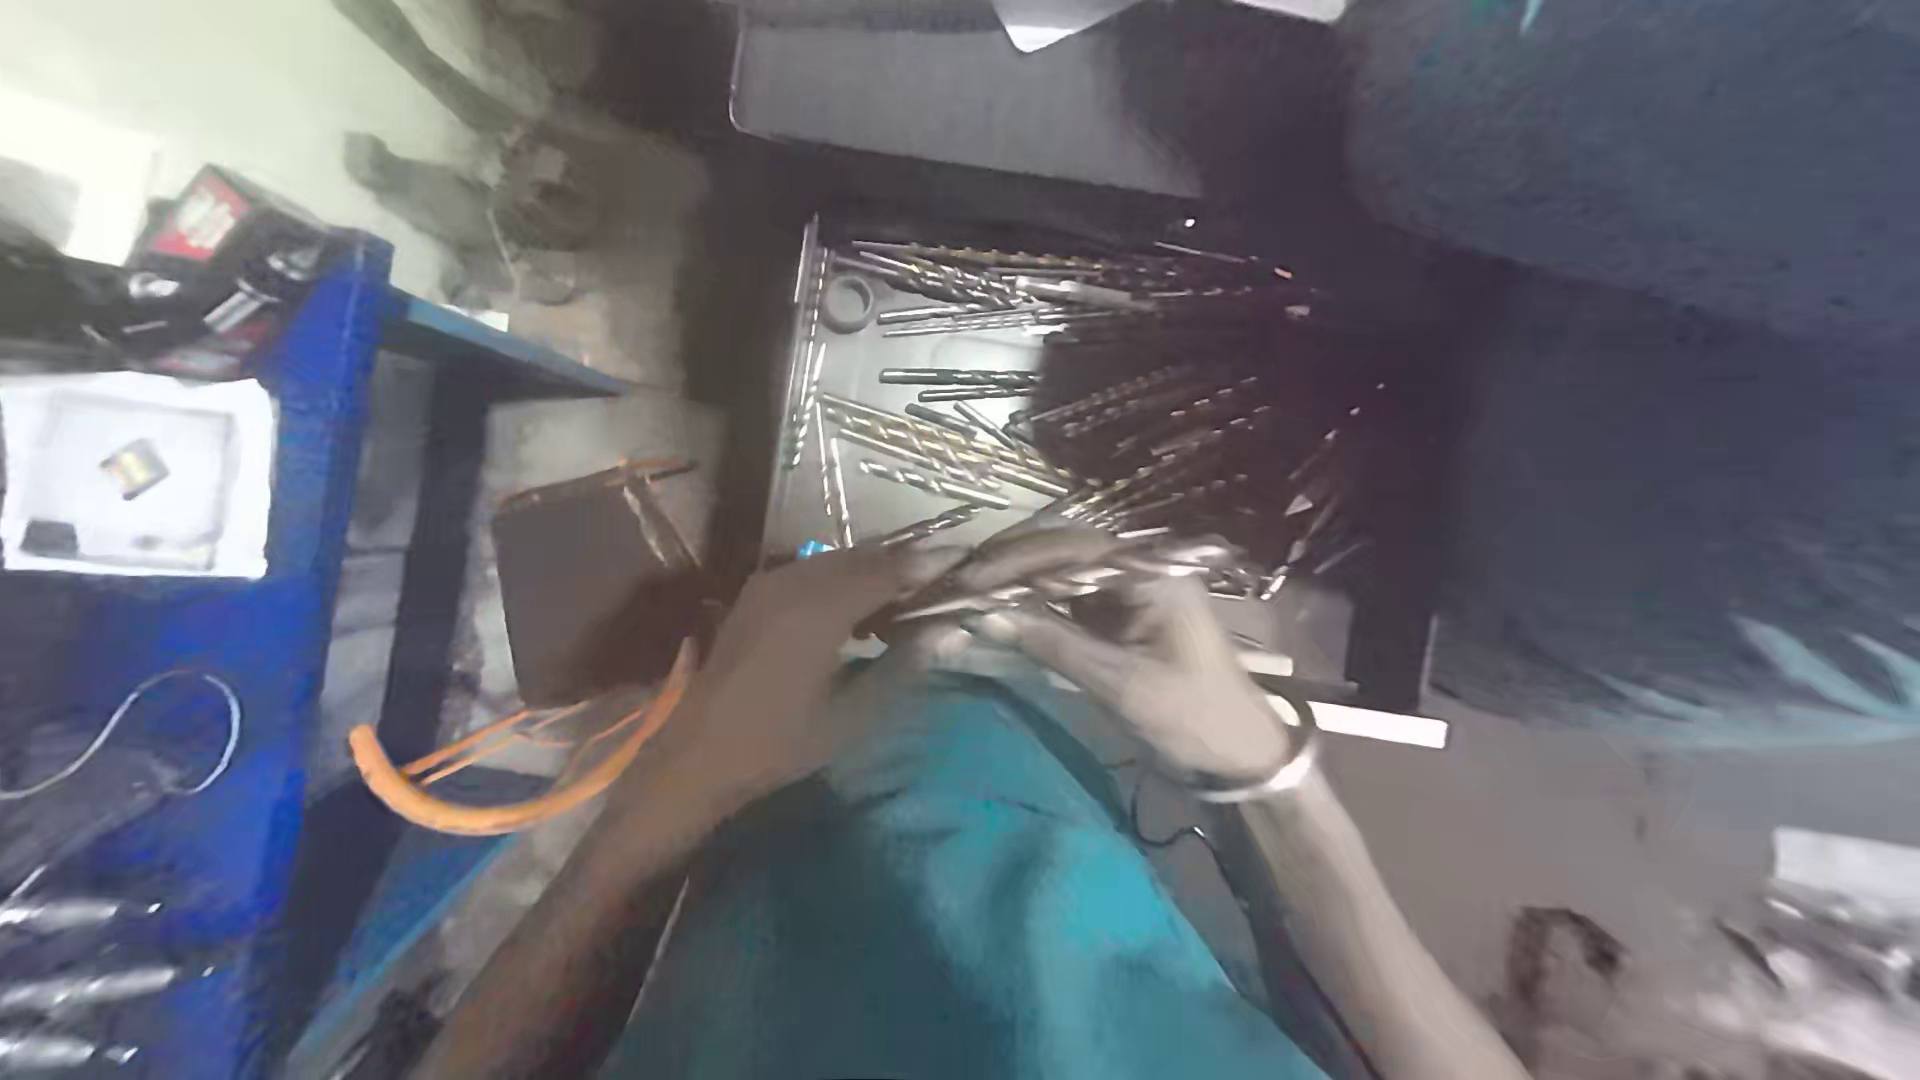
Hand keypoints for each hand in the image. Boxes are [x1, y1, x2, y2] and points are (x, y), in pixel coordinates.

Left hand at [616, 544, 965, 815]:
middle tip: (941, 586)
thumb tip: (952, 631)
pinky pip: (814, 570)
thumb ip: (904, 664)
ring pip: (839, 560)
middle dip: (906, 566)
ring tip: (905, 602)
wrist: (696, 757)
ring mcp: (770, 583)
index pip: (889, 570)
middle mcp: (793, 582)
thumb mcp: (852, 714)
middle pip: (865, 557)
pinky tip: (858, 610)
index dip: (929, 564)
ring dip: (875, 572)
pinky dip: (845, 579)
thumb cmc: (779, 743)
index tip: (964, 563)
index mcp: (819, 609)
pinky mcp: (757, 592)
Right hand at [956, 524, 1289, 785]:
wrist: (1238, 749)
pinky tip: (999, 605)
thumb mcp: (1120, 683)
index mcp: (1149, 571)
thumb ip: (1053, 642)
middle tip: (956, 582)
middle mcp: (1137, 565)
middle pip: (1059, 547)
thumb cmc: (1191, 715)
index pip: (1067, 548)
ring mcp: (1126, 584)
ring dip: (1013, 577)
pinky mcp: (1117, 607)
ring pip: (1058, 566)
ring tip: (966, 591)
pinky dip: (1031, 598)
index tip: (965, 581)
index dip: (1011, 561)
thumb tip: (986, 613)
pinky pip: (1066, 592)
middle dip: (1006, 562)